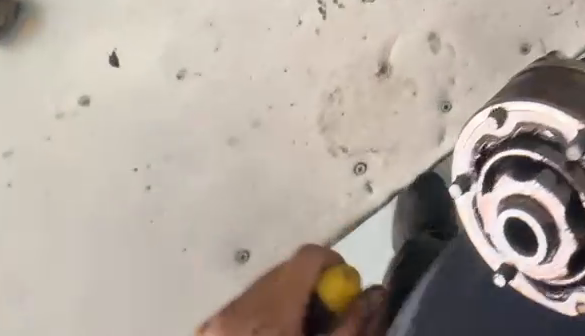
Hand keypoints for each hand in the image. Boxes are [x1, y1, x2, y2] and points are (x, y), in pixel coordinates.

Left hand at [198, 244, 388, 335]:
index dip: (333, 266)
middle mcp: (233, 311)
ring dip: (286, 304)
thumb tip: (374, 294)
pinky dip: (262, 320)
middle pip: (285, 272)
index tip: (344, 294)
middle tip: (324, 322)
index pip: (307, 257)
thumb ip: (351, 326)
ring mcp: (211, 327)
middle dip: (310, 288)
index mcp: (266, 313)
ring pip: (262, 291)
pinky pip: (242, 312)